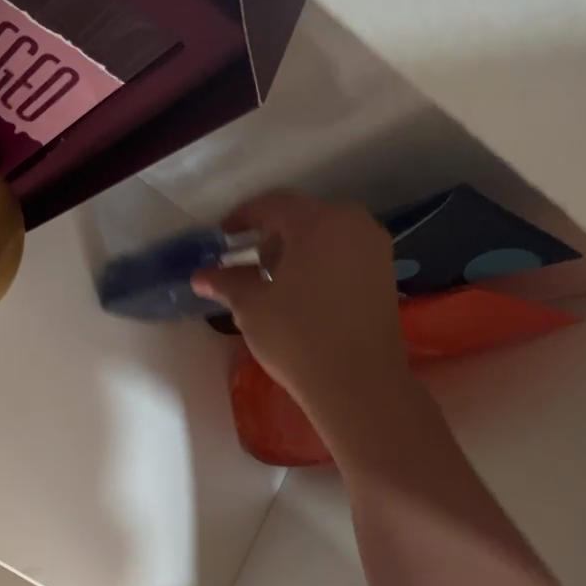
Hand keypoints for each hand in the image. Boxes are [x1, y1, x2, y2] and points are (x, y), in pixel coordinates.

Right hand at [192, 192, 414, 420]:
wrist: (356, 380)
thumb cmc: (297, 335)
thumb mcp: (251, 306)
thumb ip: (227, 282)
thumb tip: (203, 275)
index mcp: (318, 223)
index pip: (273, 205)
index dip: (241, 217)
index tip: (221, 236)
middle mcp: (352, 224)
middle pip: (301, 217)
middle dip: (269, 236)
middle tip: (244, 264)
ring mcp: (373, 247)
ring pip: (324, 235)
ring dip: (293, 250)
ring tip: (270, 282)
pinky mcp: (382, 272)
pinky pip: (341, 253)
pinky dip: (315, 263)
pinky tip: (298, 293)